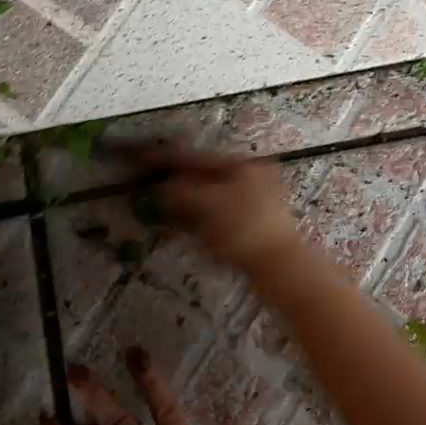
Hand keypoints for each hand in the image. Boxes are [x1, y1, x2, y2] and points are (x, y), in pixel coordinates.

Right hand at [131, 144, 299, 274]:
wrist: (280, 267)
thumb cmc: (244, 228)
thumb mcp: (208, 204)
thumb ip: (182, 191)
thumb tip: (164, 186)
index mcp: (244, 165)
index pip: (199, 158)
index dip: (170, 159)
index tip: (145, 157)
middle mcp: (253, 178)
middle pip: (207, 178)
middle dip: (179, 184)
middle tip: (152, 187)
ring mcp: (257, 203)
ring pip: (213, 200)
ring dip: (188, 205)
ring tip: (164, 210)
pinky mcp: (255, 228)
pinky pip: (221, 219)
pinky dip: (201, 222)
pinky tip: (185, 229)